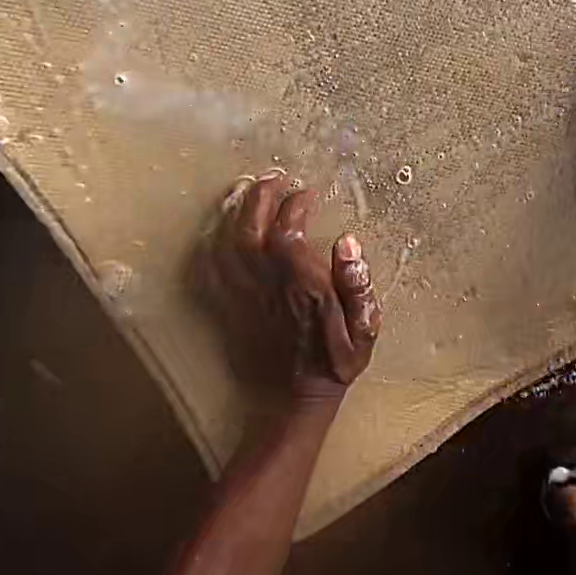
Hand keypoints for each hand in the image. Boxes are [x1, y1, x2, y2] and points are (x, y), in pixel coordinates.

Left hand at [209, 173, 380, 406]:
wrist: (294, 397)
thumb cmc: (334, 360)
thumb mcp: (364, 329)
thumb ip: (358, 285)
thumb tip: (348, 242)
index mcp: (300, 282)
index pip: (289, 228)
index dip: (296, 202)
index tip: (307, 192)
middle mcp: (266, 281)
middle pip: (252, 226)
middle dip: (261, 194)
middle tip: (274, 177)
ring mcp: (243, 292)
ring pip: (228, 240)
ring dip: (237, 209)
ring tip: (248, 188)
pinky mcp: (228, 302)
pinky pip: (212, 264)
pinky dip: (214, 239)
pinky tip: (224, 224)